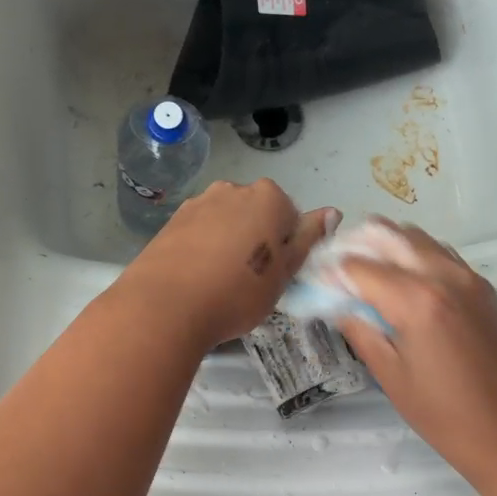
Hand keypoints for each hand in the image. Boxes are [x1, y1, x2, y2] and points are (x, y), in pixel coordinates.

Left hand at [114, 180, 336, 348]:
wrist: (164, 306)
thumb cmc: (237, 293)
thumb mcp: (284, 272)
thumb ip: (308, 238)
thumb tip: (332, 212)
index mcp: (268, 196)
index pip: (291, 218)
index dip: (287, 249)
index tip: (275, 276)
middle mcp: (233, 189)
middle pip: (257, 214)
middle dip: (257, 241)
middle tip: (250, 282)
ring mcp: (198, 203)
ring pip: (226, 222)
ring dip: (228, 244)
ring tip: (220, 283)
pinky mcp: (171, 222)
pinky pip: (199, 232)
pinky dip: (202, 249)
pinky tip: (197, 279)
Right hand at [336, 221, 496, 481]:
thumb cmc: (446, 416)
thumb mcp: (391, 376)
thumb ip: (360, 330)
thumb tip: (336, 304)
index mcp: (417, 300)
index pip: (359, 267)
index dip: (330, 273)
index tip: (313, 283)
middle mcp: (443, 276)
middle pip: (389, 236)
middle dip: (356, 246)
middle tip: (334, 269)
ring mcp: (468, 277)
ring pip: (417, 238)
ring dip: (386, 245)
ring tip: (364, 271)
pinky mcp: (483, 287)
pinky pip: (441, 253)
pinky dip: (415, 254)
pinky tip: (402, 280)